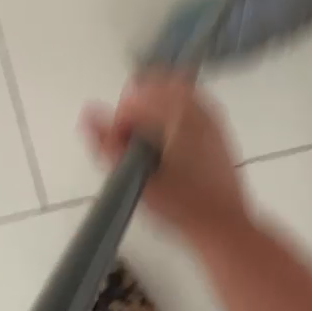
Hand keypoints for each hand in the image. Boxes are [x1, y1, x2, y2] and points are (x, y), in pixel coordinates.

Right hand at [82, 72, 251, 243]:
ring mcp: (211, 117)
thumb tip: (87, 114)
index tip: (117, 148)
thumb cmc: (183, 207)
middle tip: (130, 141)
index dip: (117, 122)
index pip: (134, 99)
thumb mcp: (139, 179)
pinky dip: (173, 114)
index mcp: (177, 115)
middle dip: (136, 109)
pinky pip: (191, 104)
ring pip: (173, 90)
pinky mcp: (218, 129)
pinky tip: (167, 142)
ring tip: (147, 142)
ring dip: (153, 109)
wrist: (224, 226)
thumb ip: (109, 145)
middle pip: (154, 85)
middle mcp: (197, 108)